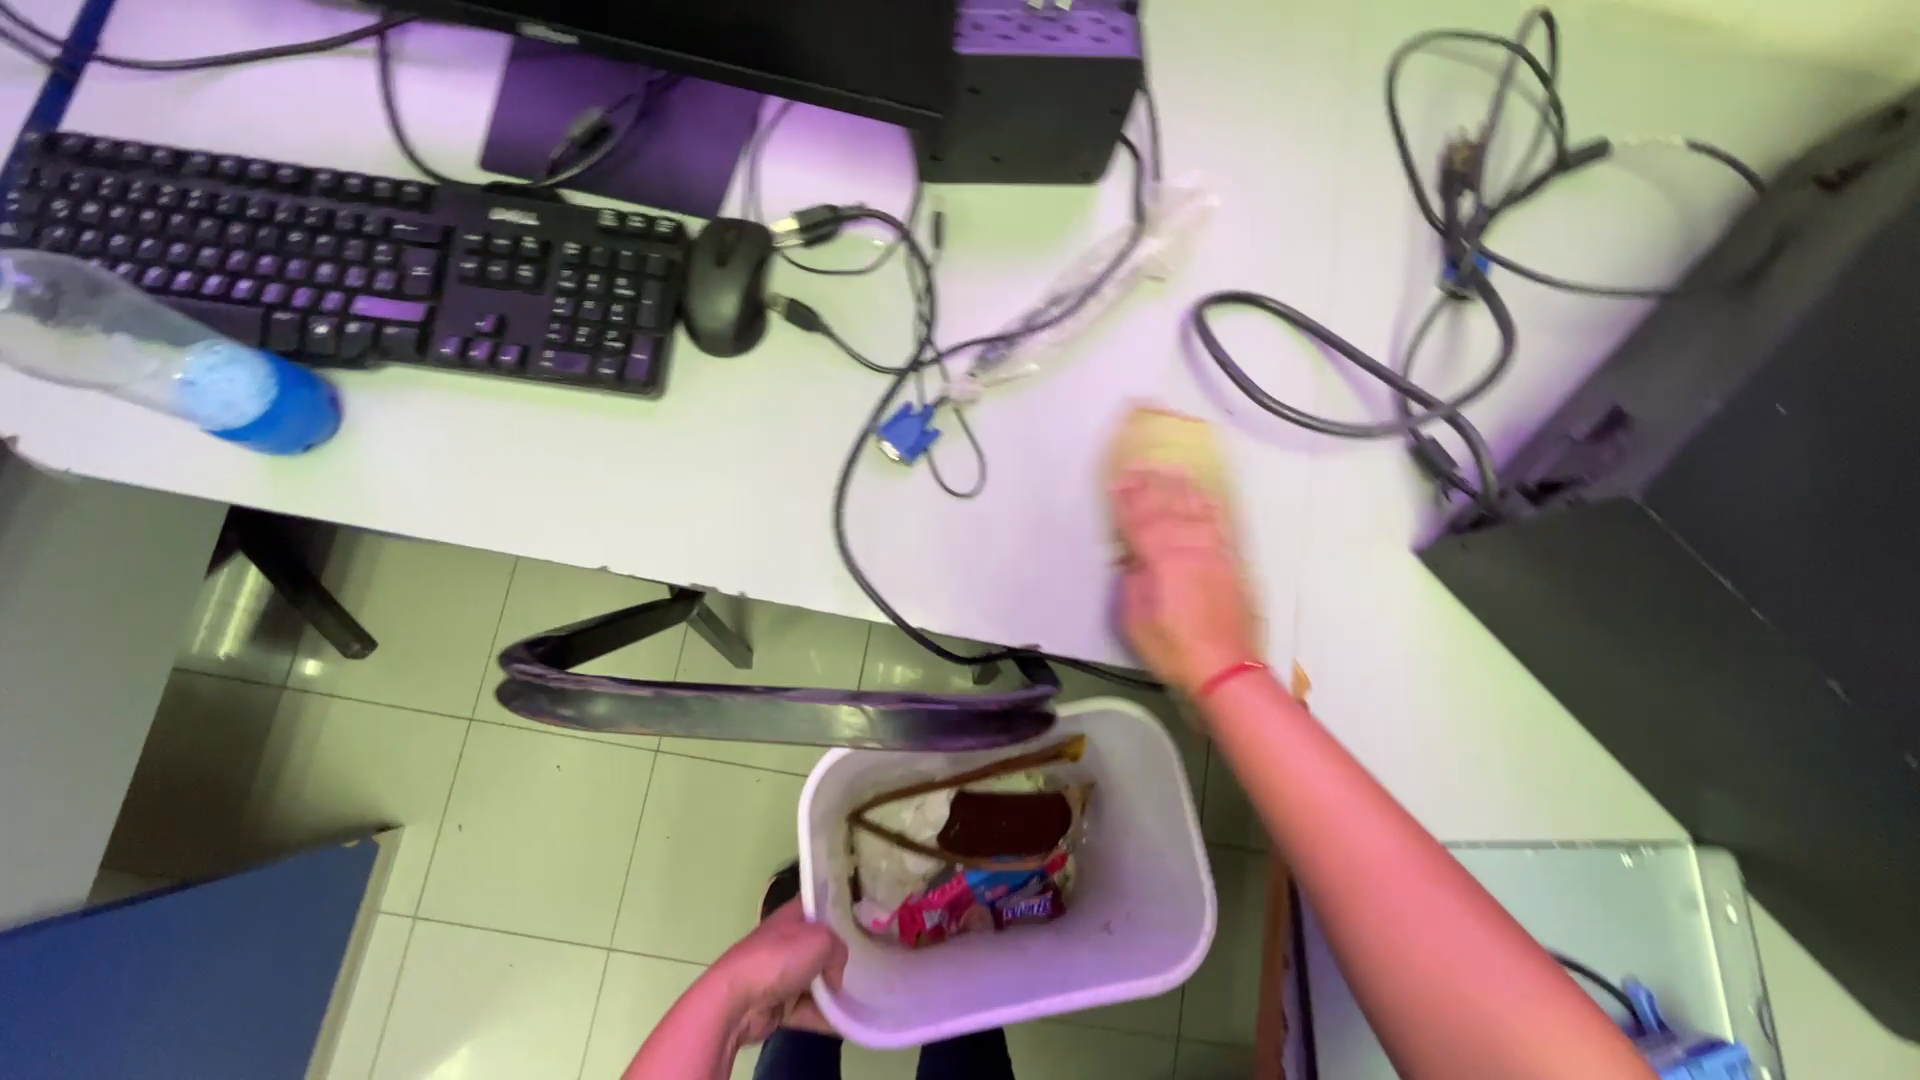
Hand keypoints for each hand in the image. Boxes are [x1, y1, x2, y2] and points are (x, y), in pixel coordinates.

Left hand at [708, 899, 847, 1047]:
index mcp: (792, 915)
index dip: (837, 910)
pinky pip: (806, 1009)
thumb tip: (833, 976)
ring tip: (857, 998)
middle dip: (837, 957)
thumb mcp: (823, 940)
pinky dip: (822, 1016)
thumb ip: (839, 951)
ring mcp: (779, 973)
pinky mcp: (775, 1004)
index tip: (858, 921)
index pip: (818, 905)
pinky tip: (843, 1023)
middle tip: (862, 965)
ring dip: (831, 991)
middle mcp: (785, 941)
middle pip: (819, 946)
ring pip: (813, 980)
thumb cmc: (780, 957)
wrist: (737, 1000)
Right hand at [1110, 468, 1264, 698]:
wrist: (1224, 667)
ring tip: (1168, 468)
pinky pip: (1218, 524)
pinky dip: (1208, 505)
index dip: (1126, 501)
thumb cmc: (1172, 648)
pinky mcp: (1229, 561)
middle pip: (1167, 508)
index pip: (1139, 522)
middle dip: (1150, 486)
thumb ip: (1132, 581)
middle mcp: (1189, 548)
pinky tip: (1203, 494)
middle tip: (1138, 466)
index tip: (1116, 481)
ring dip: (1179, 487)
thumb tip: (1133, 556)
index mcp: (1162, 561)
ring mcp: (1213, 552)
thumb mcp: (1135, 619)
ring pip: (1194, 510)